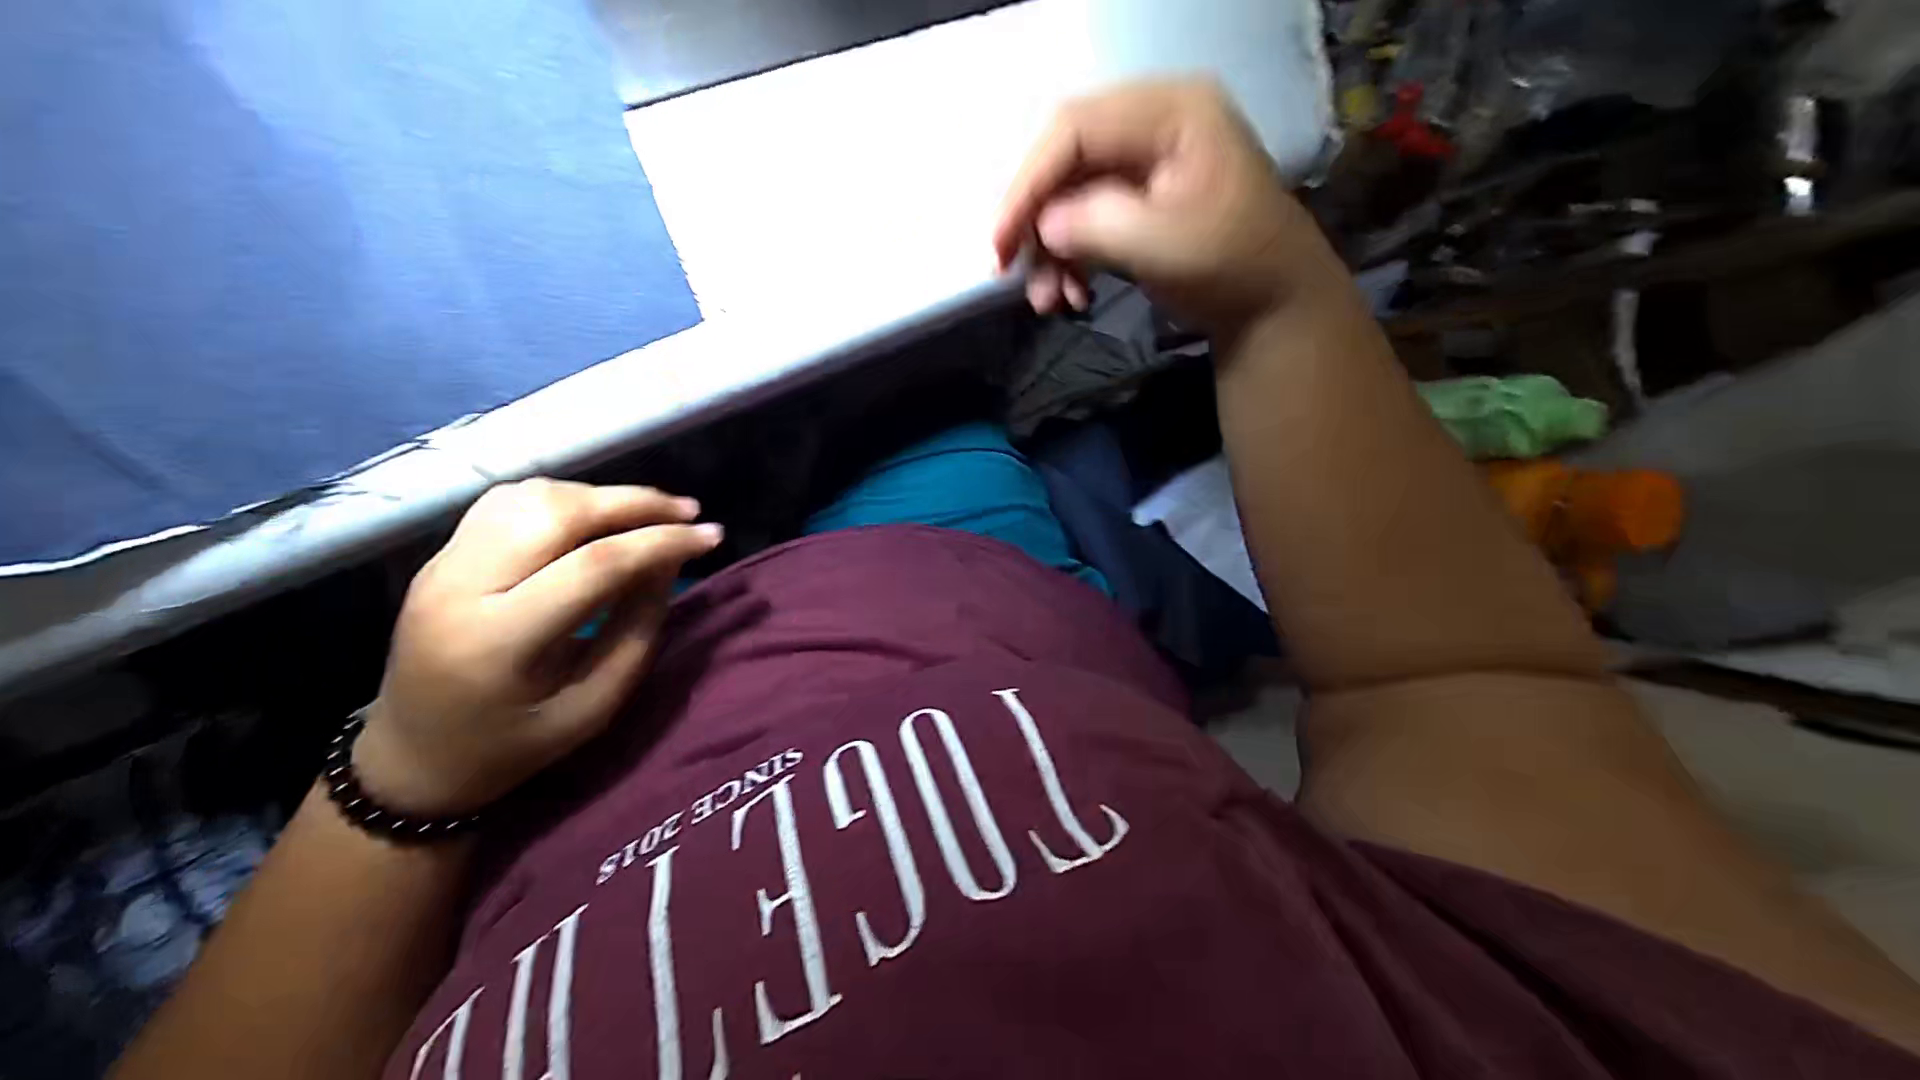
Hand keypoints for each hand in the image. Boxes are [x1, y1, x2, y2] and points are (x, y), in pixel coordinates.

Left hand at [353, 480, 722, 816]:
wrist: (410, 758)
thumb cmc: (512, 747)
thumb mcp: (593, 707)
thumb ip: (636, 630)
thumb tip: (668, 562)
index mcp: (498, 640)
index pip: (594, 564)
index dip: (661, 542)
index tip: (711, 537)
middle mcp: (460, 586)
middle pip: (558, 512)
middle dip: (635, 503)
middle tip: (688, 513)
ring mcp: (442, 564)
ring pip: (532, 496)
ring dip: (600, 495)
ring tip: (648, 513)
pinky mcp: (441, 556)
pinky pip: (508, 502)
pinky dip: (564, 498)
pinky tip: (596, 515)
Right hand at [994, 79, 1346, 337]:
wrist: (1273, 304)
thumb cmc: (1234, 266)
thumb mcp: (1167, 245)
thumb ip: (1098, 226)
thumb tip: (1041, 226)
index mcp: (1170, 113)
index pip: (1074, 130)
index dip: (1028, 184)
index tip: (1000, 243)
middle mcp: (1149, 127)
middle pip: (1064, 161)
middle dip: (1033, 221)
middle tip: (1010, 271)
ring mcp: (1141, 165)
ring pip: (1066, 197)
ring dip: (1048, 252)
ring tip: (1049, 302)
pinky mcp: (1133, 201)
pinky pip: (1081, 221)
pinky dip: (1067, 260)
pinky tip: (1069, 296)